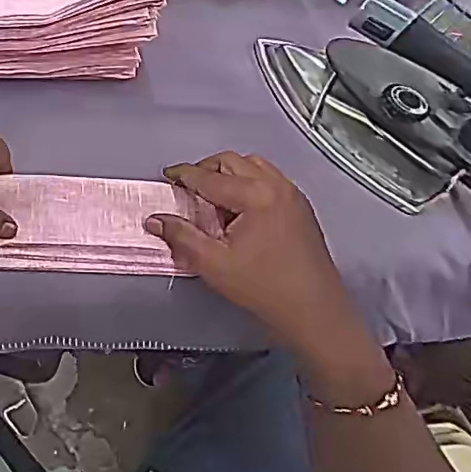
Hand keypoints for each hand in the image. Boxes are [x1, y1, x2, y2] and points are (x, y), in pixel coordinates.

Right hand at [145, 152, 390, 402]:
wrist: (314, 310)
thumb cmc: (264, 288)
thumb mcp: (213, 264)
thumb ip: (182, 236)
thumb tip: (156, 220)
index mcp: (255, 196)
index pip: (209, 177)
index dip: (184, 176)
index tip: (168, 177)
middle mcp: (276, 186)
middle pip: (231, 161)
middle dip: (206, 170)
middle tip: (188, 189)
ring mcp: (292, 194)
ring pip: (253, 165)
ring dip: (229, 173)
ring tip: (213, 198)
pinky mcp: (300, 206)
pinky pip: (269, 178)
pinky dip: (249, 181)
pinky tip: (239, 209)